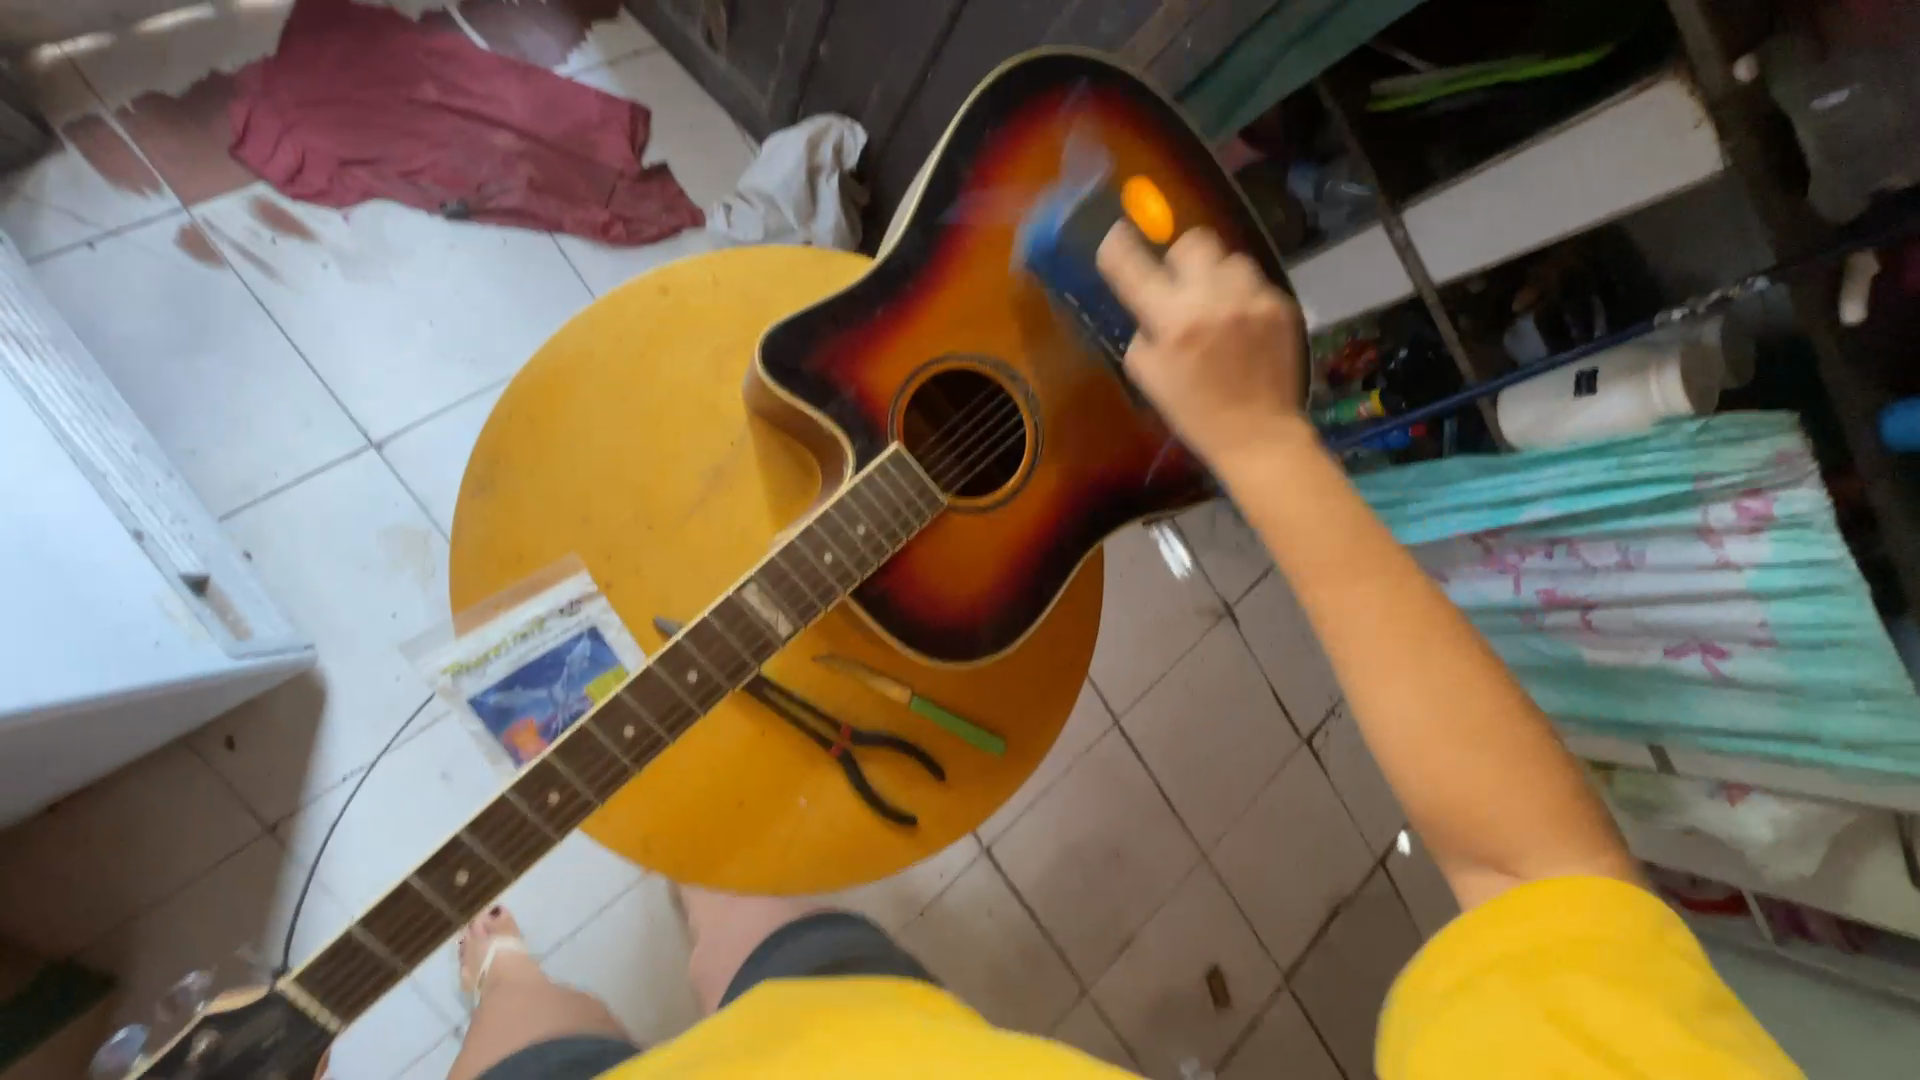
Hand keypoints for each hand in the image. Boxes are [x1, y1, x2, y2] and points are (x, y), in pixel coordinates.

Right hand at [1096, 224, 1308, 463]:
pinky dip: (1243, 299)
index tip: (1116, 236)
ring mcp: (1252, 299)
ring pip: (1229, 259)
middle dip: (1182, 258)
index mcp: (1173, 321)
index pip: (1134, 267)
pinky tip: (1242, 328)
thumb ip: (1144, 334)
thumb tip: (1150, 311)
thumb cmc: (1194, 412)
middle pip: (1194, 242)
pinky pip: (1255, 284)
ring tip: (1217, 306)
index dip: (1120, 247)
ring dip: (1217, 277)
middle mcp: (1212, 300)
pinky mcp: (1280, 306)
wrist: (1257, 432)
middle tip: (1180, 283)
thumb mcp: (1149, 378)